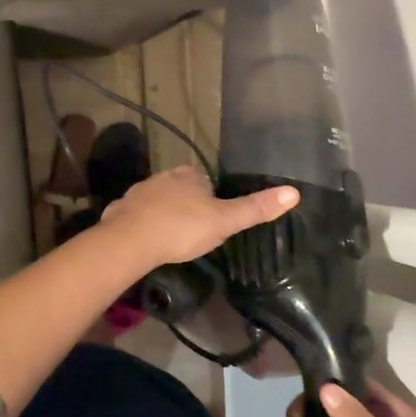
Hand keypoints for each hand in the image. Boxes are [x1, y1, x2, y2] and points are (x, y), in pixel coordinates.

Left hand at [97, 165, 297, 265]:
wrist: (132, 239)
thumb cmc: (183, 228)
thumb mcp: (225, 221)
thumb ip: (255, 209)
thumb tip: (294, 192)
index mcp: (189, 176)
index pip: (204, 180)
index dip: (210, 196)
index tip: (214, 216)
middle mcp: (163, 178)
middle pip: (179, 187)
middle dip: (185, 202)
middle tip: (193, 228)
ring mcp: (139, 192)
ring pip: (156, 199)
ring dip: (162, 212)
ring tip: (171, 235)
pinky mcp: (120, 209)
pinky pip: (135, 214)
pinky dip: (141, 223)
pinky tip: (146, 239)